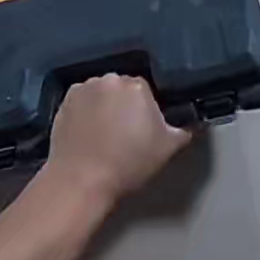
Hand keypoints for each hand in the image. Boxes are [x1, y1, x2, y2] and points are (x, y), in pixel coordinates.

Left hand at [42, 74, 194, 202]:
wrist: (81, 180)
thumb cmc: (127, 164)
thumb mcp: (167, 150)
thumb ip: (184, 129)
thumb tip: (193, 120)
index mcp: (137, 86)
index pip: (146, 90)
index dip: (145, 109)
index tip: (142, 128)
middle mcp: (111, 78)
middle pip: (123, 87)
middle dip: (124, 104)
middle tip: (124, 131)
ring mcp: (86, 86)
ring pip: (102, 91)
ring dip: (104, 104)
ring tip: (103, 133)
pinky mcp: (66, 98)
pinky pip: (82, 98)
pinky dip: (85, 109)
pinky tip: (86, 131)